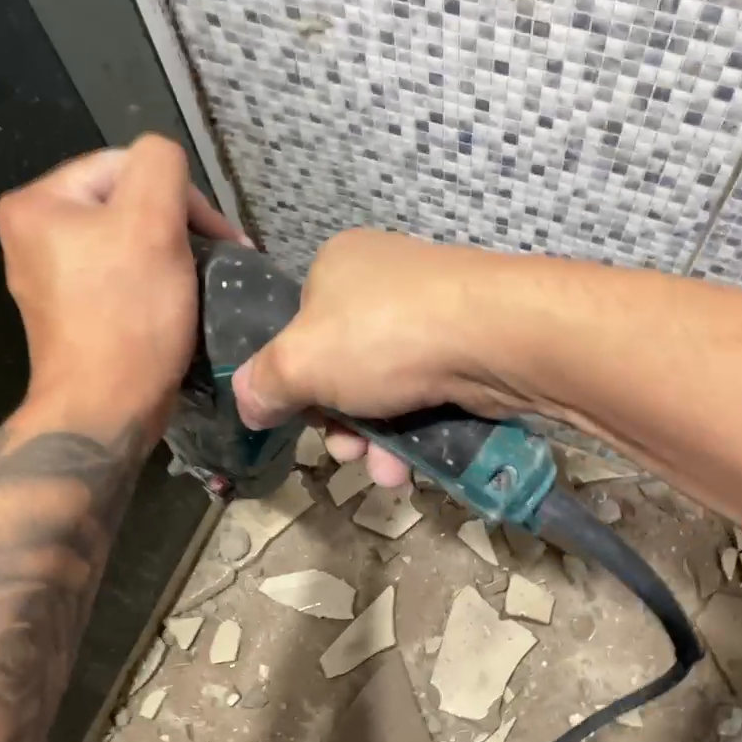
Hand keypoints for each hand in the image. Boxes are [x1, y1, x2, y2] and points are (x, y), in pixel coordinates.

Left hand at [0, 135, 244, 426]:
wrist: (105, 409)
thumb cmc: (129, 316)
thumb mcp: (153, 222)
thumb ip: (161, 166)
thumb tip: (167, 167)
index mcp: (39, 202)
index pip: (126, 166)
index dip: (182, 195)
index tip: (224, 238)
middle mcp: (32, 233)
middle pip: (126, 203)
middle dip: (177, 227)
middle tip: (222, 259)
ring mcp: (50, 276)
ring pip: (128, 242)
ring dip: (172, 256)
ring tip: (206, 281)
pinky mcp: (73, 312)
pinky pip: (121, 278)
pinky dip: (154, 284)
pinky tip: (179, 303)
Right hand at [232, 230, 531, 487]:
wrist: (494, 336)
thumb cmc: (383, 336)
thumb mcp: (300, 363)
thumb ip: (263, 384)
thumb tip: (246, 401)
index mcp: (338, 268)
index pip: (301, 330)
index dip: (298, 383)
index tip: (304, 420)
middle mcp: (385, 283)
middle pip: (344, 367)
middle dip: (342, 424)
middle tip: (347, 455)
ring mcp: (432, 314)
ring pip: (388, 390)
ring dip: (379, 441)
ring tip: (386, 474)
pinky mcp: (469, 347)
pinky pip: (428, 394)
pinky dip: (416, 431)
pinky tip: (413, 467)